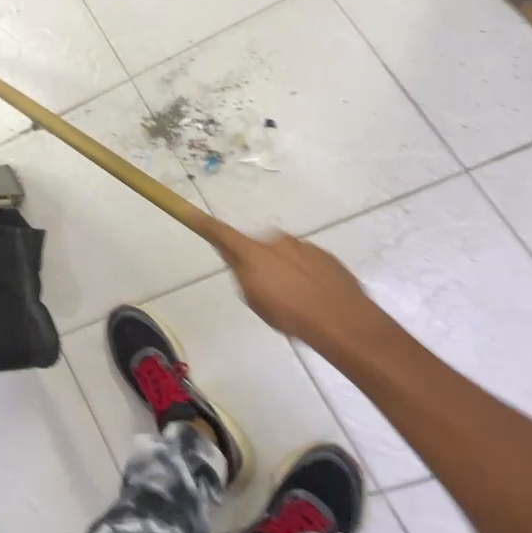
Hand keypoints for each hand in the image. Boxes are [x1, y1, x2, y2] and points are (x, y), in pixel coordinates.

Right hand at [217, 229, 399, 354]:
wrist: (345, 322)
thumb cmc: (291, 314)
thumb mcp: (254, 298)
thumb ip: (242, 273)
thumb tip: (240, 260)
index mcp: (253, 251)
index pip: (220, 233)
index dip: (201, 222)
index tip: (186, 209)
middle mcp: (276, 241)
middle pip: (257, 247)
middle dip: (258, 263)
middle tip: (268, 292)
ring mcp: (304, 247)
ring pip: (284, 256)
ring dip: (285, 272)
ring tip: (297, 302)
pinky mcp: (327, 257)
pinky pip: (307, 264)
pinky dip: (306, 277)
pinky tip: (314, 299)